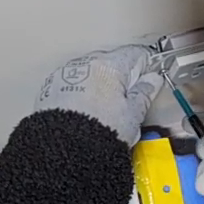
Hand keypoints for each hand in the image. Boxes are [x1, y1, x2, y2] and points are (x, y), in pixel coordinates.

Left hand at [34, 45, 164, 144]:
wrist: (64, 149)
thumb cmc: (100, 131)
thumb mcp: (133, 115)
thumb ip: (145, 93)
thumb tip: (152, 81)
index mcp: (110, 65)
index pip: (135, 54)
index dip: (146, 66)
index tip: (149, 79)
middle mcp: (86, 64)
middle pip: (111, 62)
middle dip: (120, 78)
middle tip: (127, 101)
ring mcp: (66, 74)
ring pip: (90, 73)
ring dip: (99, 85)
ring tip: (103, 111)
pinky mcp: (51, 88)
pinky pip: (72, 84)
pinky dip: (80, 93)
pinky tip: (85, 112)